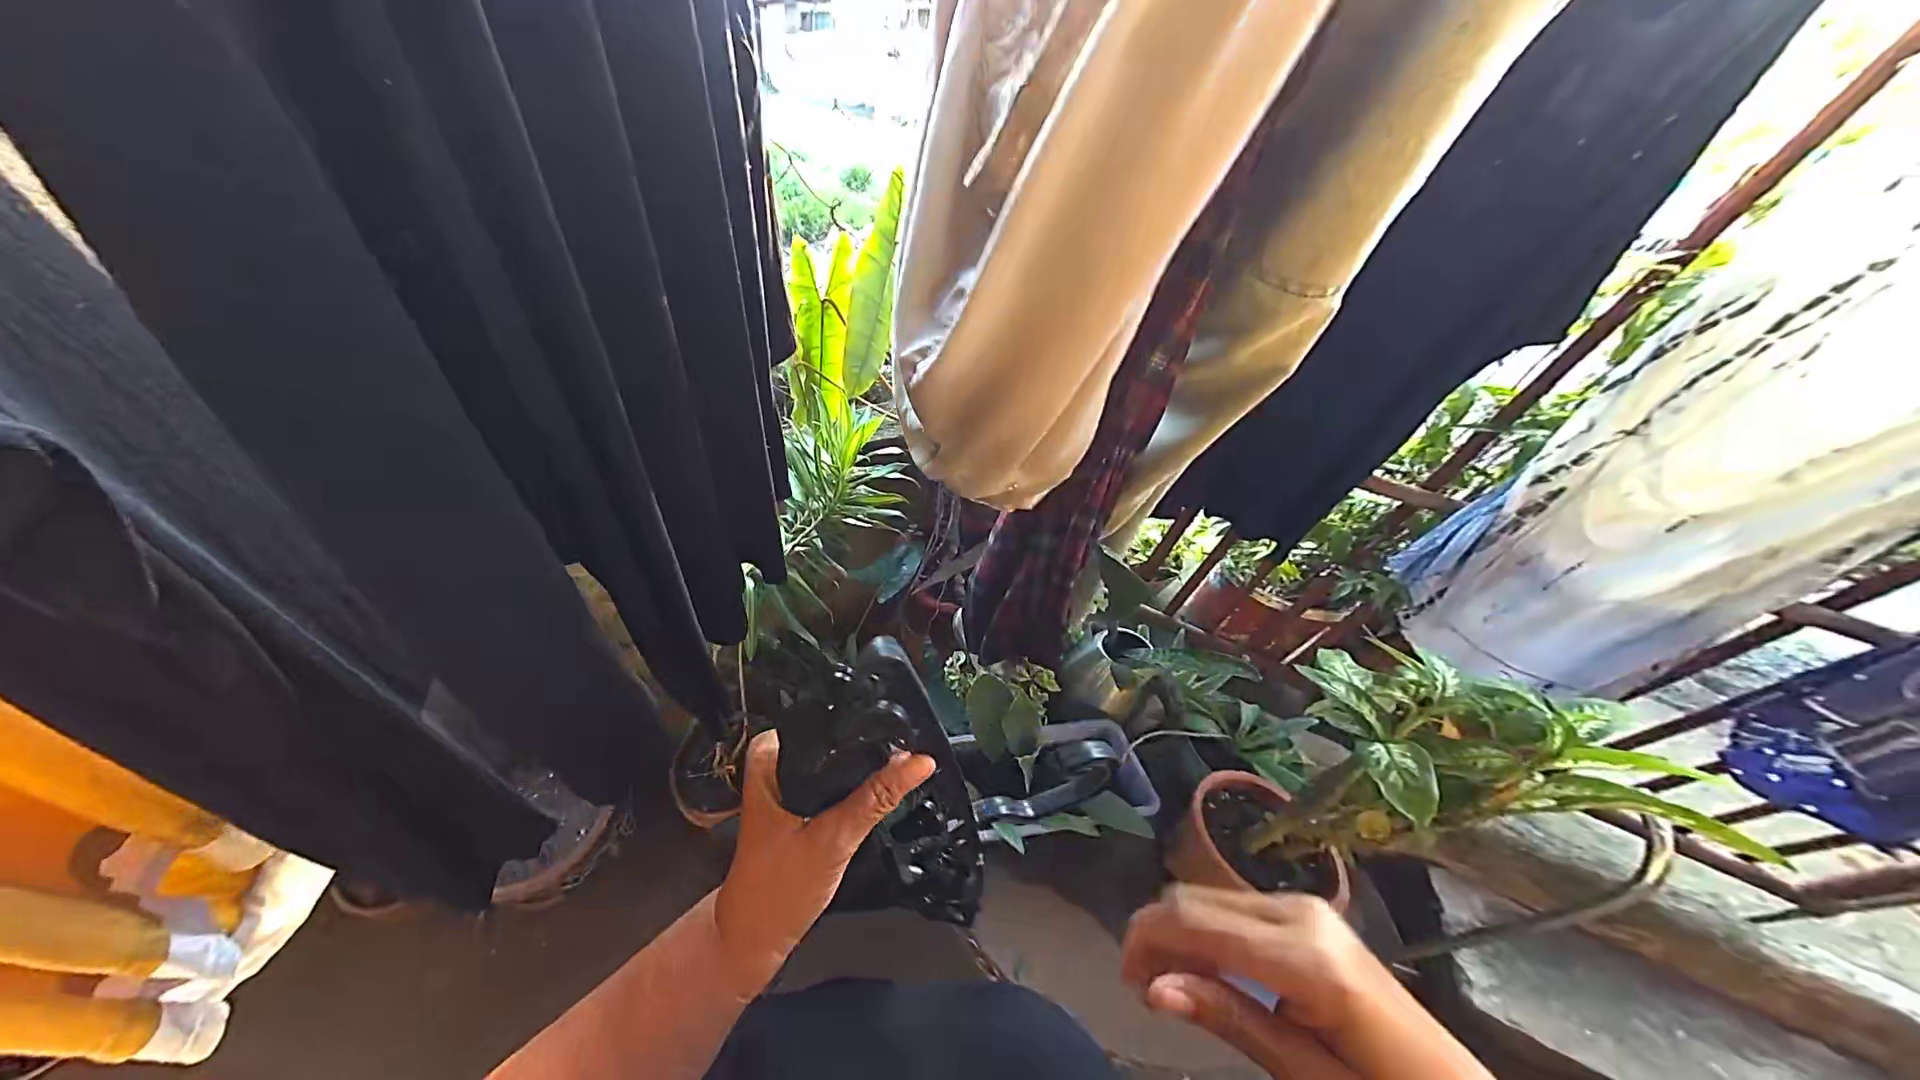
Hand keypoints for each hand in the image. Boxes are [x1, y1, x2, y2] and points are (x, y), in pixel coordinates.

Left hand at [713, 729, 934, 997]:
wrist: (755, 940)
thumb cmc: (778, 890)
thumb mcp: (836, 837)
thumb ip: (877, 797)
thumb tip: (918, 762)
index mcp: (768, 758)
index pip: (821, 719)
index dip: (860, 723)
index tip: (897, 728)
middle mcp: (772, 765)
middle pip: (832, 739)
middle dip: (865, 749)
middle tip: (901, 755)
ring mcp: (782, 786)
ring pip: (834, 762)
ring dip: (860, 771)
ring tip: (891, 774)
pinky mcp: (795, 806)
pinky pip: (831, 783)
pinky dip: (851, 789)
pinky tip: (869, 798)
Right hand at [1122, 886, 1490, 1079]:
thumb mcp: (1306, 1073)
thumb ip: (1229, 1018)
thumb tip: (1153, 987)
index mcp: (1303, 954)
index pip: (1194, 919)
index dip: (1146, 940)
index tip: (1126, 982)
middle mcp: (1298, 910)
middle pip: (1194, 898)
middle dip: (1155, 934)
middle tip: (1143, 989)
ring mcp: (1303, 905)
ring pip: (1207, 897)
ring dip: (1177, 931)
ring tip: (1168, 983)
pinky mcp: (1304, 911)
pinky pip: (1232, 906)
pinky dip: (1204, 930)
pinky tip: (1204, 968)